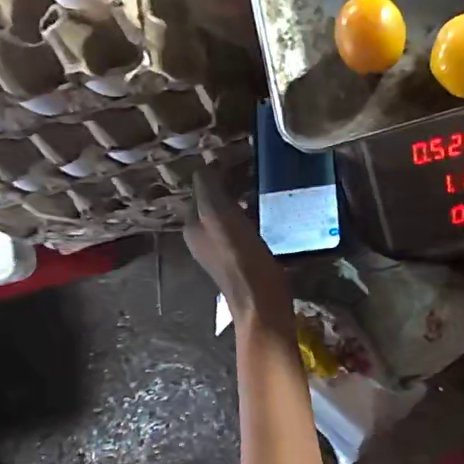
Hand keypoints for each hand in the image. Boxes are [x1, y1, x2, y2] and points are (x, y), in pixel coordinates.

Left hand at [184, 170, 291, 326]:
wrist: (263, 305)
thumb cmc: (244, 260)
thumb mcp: (221, 217)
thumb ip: (209, 188)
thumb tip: (208, 164)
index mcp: (193, 224)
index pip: (202, 185)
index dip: (222, 168)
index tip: (247, 157)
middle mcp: (201, 236)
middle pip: (214, 198)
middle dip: (233, 181)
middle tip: (259, 169)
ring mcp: (220, 249)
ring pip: (229, 212)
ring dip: (244, 197)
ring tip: (266, 187)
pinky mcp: (240, 258)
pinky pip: (242, 226)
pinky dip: (252, 214)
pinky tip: (270, 214)